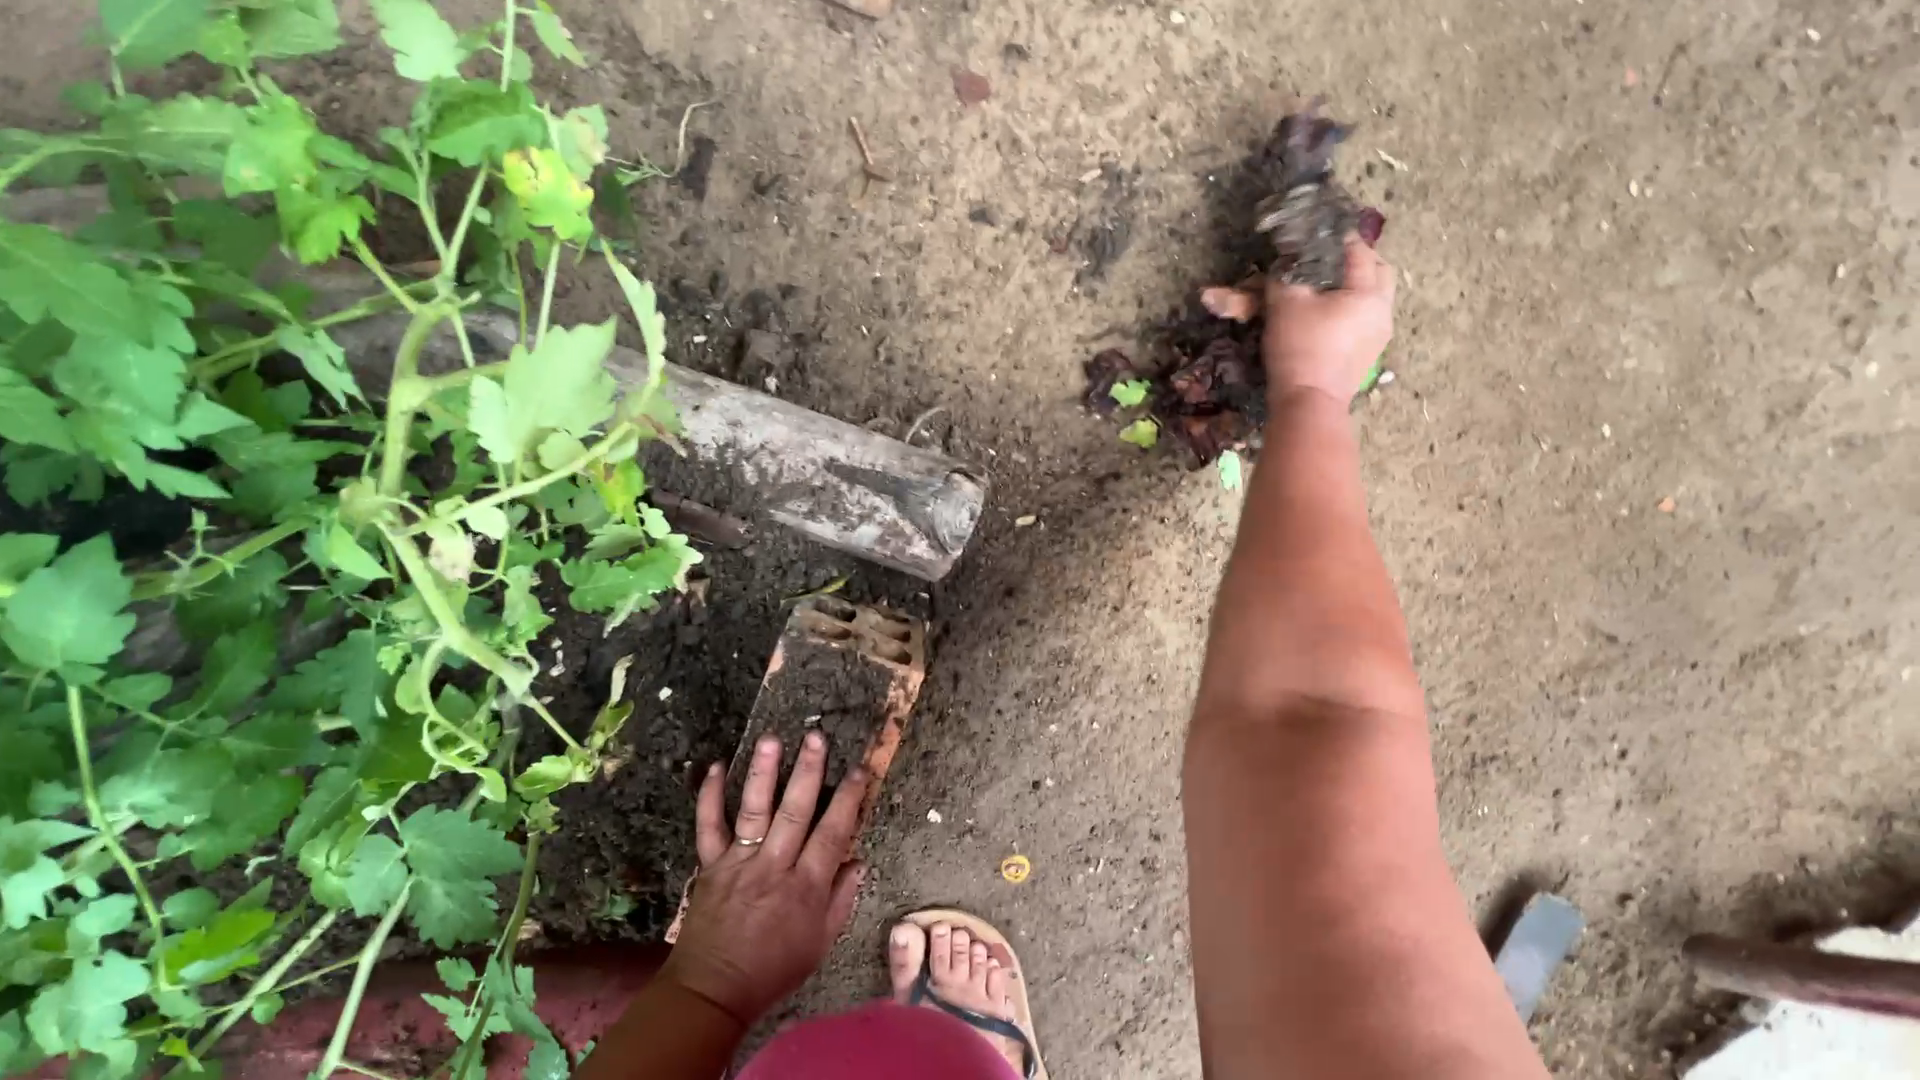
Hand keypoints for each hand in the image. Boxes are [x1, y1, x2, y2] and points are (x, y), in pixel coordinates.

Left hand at [660, 732, 869, 1026]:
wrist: (713, 991)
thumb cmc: (773, 969)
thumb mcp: (820, 943)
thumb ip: (841, 900)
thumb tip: (858, 861)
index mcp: (805, 887)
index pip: (832, 834)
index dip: (848, 800)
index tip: (859, 770)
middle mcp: (774, 868)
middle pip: (795, 812)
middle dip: (808, 772)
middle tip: (816, 737)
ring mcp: (738, 865)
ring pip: (753, 812)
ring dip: (763, 774)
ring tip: (771, 740)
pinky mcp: (709, 867)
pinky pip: (708, 828)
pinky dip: (708, 797)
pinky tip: (712, 767)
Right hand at [1262, 235, 1395, 401]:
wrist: (1309, 403)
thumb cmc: (1299, 349)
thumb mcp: (1284, 304)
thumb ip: (1285, 275)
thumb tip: (1285, 261)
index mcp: (1367, 292)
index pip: (1359, 252)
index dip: (1339, 239)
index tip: (1321, 234)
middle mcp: (1382, 309)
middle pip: (1381, 271)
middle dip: (1361, 260)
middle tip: (1335, 258)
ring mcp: (1380, 334)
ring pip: (1377, 297)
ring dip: (1360, 285)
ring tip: (1333, 287)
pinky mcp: (1370, 354)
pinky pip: (1368, 319)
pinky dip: (1355, 308)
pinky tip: (1334, 315)